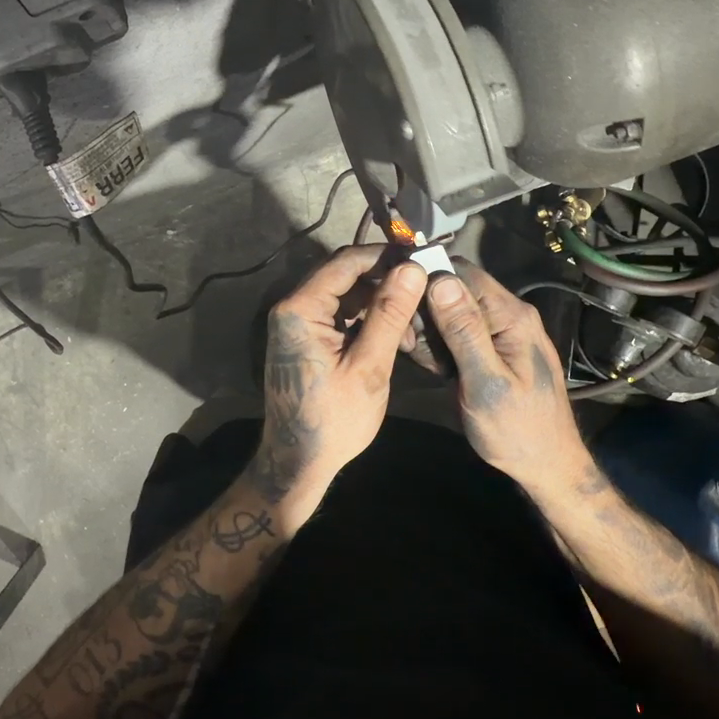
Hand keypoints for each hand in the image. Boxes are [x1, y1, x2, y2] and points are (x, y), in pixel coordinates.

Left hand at [246, 246, 427, 527]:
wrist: (298, 461)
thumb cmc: (334, 419)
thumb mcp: (369, 366)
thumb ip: (389, 314)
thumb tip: (413, 269)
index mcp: (300, 309)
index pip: (345, 262)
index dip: (385, 257)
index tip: (423, 260)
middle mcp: (293, 308)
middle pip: (344, 275)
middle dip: (386, 280)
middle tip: (426, 289)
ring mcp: (298, 323)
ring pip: (345, 295)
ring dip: (380, 302)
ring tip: (416, 321)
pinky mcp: (306, 338)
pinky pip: (340, 315)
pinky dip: (367, 320)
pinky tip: (398, 335)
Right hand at [422, 263, 587, 494]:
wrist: (547, 465)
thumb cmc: (517, 430)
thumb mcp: (485, 383)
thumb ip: (464, 332)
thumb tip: (440, 281)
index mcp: (511, 316)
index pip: (461, 272)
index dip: (425, 281)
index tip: (400, 305)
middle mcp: (510, 314)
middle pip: (455, 288)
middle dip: (424, 308)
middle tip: (407, 340)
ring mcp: (504, 330)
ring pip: (453, 310)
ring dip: (430, 328)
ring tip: (420, 357)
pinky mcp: (496, 347)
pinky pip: (460, 331)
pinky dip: (441, 343)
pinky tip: (434, 366)